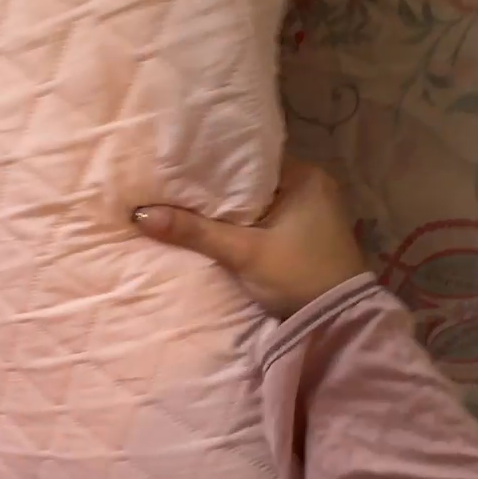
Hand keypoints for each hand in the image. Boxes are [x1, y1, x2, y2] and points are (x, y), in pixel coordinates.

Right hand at [132, 158, 366, 317]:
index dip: (211, 164)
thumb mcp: (241, 252)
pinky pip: (261, 217)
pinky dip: (238, 221)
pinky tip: (211, 226)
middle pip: (248, 181)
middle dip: (214, 188)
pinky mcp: (303, 233)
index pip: (248, 159)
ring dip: (224, 207)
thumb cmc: (296, 275)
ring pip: (253, 200)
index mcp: (304, 176)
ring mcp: (309, 210)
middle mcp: (310, 186)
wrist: (337, 319)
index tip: (178, 168)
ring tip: (183, 204)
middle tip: (173, 187)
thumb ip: (192, 231)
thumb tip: (139, 215)